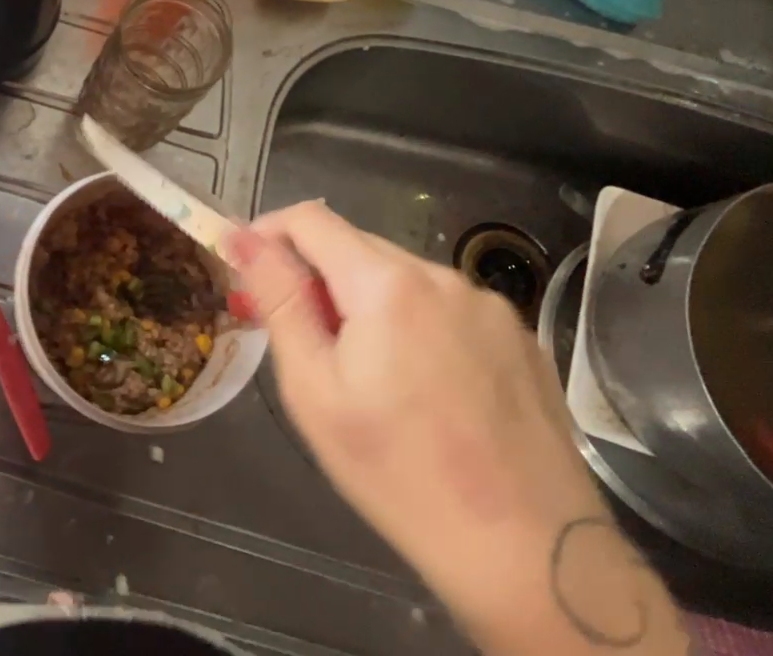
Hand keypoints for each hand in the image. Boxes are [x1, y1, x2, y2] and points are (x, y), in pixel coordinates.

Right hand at [225, 202, 690, 655]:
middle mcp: (445, 277)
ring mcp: (491, 308)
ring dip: (366, 304)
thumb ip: (278, 300)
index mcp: (388, 284)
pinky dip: (415, 326)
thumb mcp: (313, 389)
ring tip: (363, 375)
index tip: (245, 271)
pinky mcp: (522, 340)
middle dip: (316, 278)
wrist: (530, 552)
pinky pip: (446, 309)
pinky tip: (421, 388)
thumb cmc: (397, 472)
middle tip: (297, 340)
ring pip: (403, 280)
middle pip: (358, 248)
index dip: (267, 233)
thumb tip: (241, 235)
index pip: (310, 220)